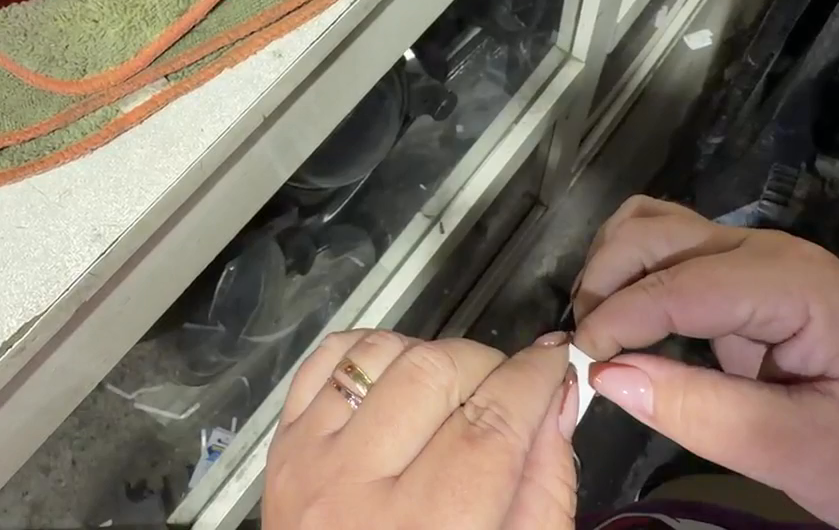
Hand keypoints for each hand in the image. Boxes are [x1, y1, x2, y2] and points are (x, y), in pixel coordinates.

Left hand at [264, 329, 578, 529]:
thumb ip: (545, 487)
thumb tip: (554, 399)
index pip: (489, 424)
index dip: (532, 380)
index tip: (554, 360)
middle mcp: (355, 489)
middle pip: (435, 374)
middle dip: (486, 364)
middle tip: (506, 385)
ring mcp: (310, 460)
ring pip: (381, 352)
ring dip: (428, 354)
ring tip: (451, 389)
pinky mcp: (284, 444)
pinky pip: (329, 356)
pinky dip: (370, 348)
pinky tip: (397, 376)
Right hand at [571, 197, 838, 529]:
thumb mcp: (803, 455)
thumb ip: (699, 412)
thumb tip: (606, 376)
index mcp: (792, 283)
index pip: (678, 283)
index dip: (619, 318)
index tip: (578, 363)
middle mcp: (767, 251)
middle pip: (654, 231)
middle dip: (606, 280)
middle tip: (582, 346)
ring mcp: (758, 258)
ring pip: (654, 227)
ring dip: (614, 267)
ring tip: (597, 328)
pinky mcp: (747, 277)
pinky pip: (670, 252)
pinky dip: (633, 274)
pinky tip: (626, 319)